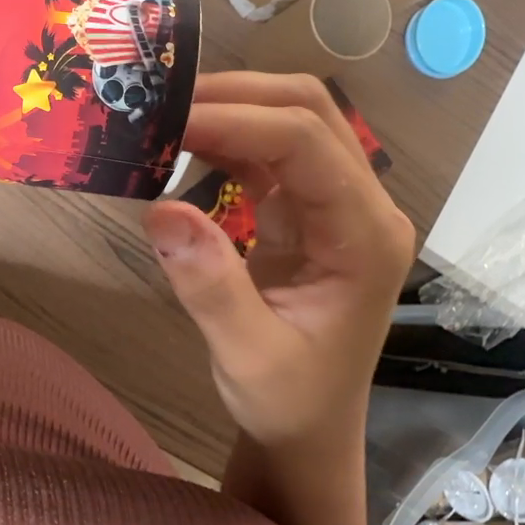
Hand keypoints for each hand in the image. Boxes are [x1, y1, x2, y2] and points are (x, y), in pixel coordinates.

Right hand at [145, 72, 414, 452]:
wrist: (306, 428)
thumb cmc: (287, 400)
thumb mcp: (247, 354)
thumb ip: (210, 285)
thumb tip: (161, 209)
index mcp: (365, 237)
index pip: (306, 144)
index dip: (237, 119)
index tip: (166, 120)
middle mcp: (360, 208)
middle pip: (309, 113)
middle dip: (236, 97)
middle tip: (160, 105)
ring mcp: (334, 207)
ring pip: (290, 125)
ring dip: (230, 111)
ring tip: (163, 117)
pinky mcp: (304, 215)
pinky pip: (270, 157)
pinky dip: (226, 142)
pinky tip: (183, 145)